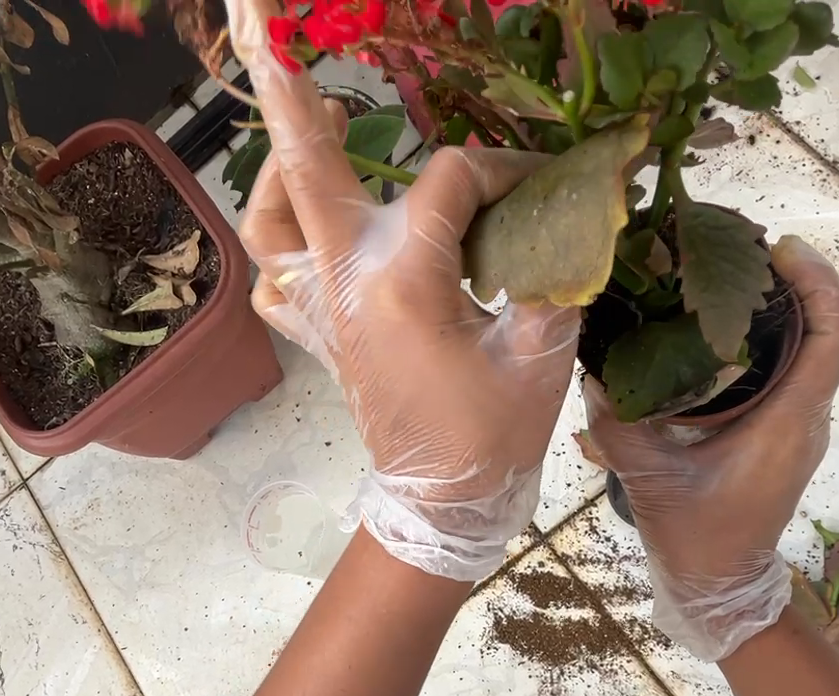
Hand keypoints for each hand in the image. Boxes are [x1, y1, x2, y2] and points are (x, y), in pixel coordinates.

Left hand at [229, 2, 580, 580]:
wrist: (442, 504)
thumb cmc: (492, 437)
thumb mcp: (540, 352)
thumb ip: (552, 270)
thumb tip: (573, 211)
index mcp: (404, 284)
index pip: (449, 182)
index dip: (500, 168)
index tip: (537, 183)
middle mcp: (345, 287)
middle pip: (303, 170)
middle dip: (286, 87)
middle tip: (266, 17)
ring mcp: (322, 314)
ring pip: (267, 226)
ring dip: (278, 169)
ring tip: (315, 127)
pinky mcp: (319, 340)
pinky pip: (275, 285)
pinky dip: (281, 248)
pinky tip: (311, 231)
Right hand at [584, 237, 838, 659]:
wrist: (720, 582)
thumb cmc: (694, 535)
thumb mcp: (648, 478)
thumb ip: (617, 427)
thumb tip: (590, 374)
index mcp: (784, 425)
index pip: (831, 341)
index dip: (820, 287)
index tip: (785, 250)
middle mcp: (804, 421)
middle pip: (827, 336)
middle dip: (802, 285)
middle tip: (749, 252)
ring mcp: (800, 431)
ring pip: (814, 355)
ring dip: (790, 312)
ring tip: (738, 281)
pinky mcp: (786, 438)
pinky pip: (795, 376)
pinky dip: (775, 343)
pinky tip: (728, 334)